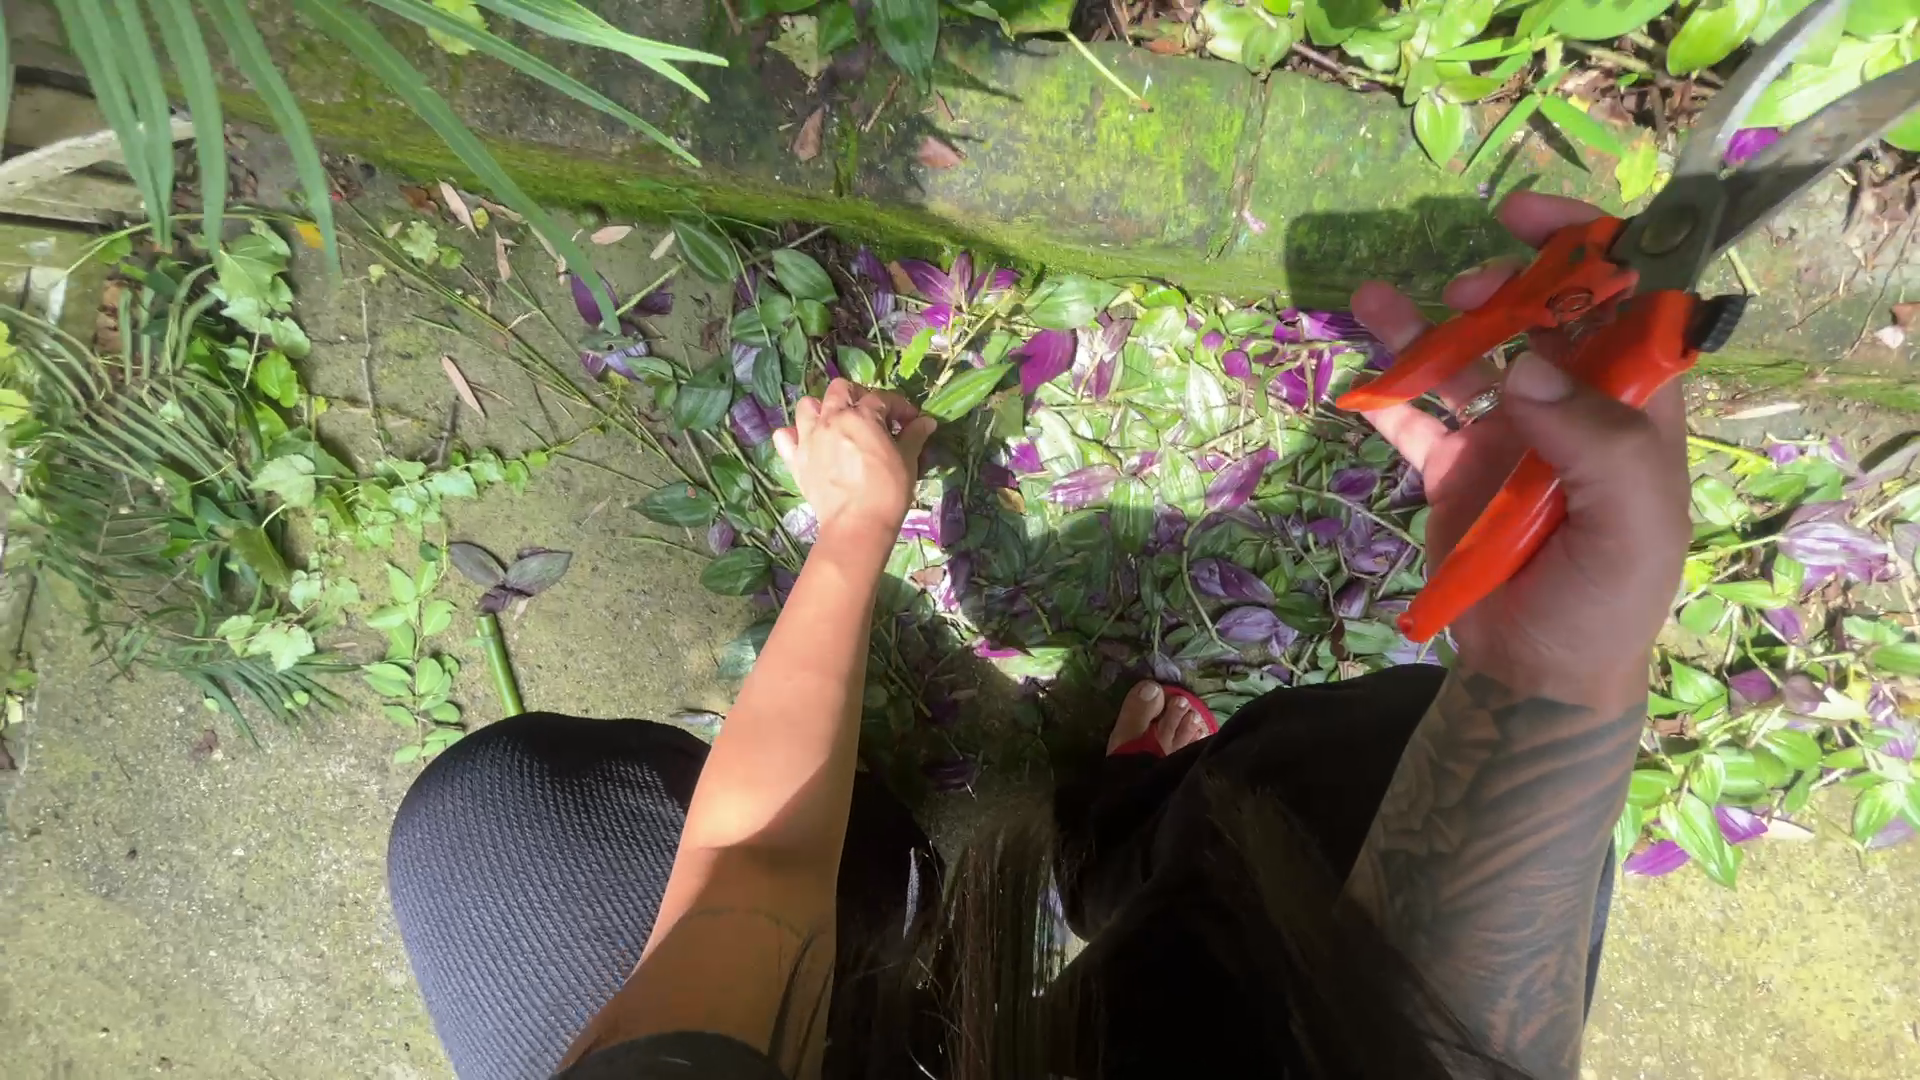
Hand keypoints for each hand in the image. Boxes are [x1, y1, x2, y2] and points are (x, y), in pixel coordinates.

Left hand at [773, 379, 936, 545]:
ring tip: (837, 423)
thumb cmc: (888, 492)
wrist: (857, 525)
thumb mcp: (907, 461)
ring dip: (823, 408)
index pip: (882, 398)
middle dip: (859, 396)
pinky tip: (808, 442)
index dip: (900, 407)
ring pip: (808, 405)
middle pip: (840, 389)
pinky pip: (784, 435)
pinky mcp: (795, 459)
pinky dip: (794, 434)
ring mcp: (809, 437)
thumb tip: (926, 421)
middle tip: (873, 416)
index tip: (910, 421)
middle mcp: (830, 419)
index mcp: (861, 416)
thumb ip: (914, 436)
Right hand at [1351, 192, 1689, 708]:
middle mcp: (1564, 410)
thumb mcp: (1628, 522)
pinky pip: (1413, 424)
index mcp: (1629, 406)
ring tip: (1374, 299)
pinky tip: (1356, 383)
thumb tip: (1524, 366)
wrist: (1535, 661)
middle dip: (1500, 291)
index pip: (1624, 304)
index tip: (1527, 221)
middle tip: (1461, 291)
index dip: (1590, 249)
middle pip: (1533, 323)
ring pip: (1461, 366)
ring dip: (1420, 330)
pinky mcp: (1450, 472)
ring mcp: (1501, 440)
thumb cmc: (1603, 594)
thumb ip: (1594, 441)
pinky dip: (1385, 401)